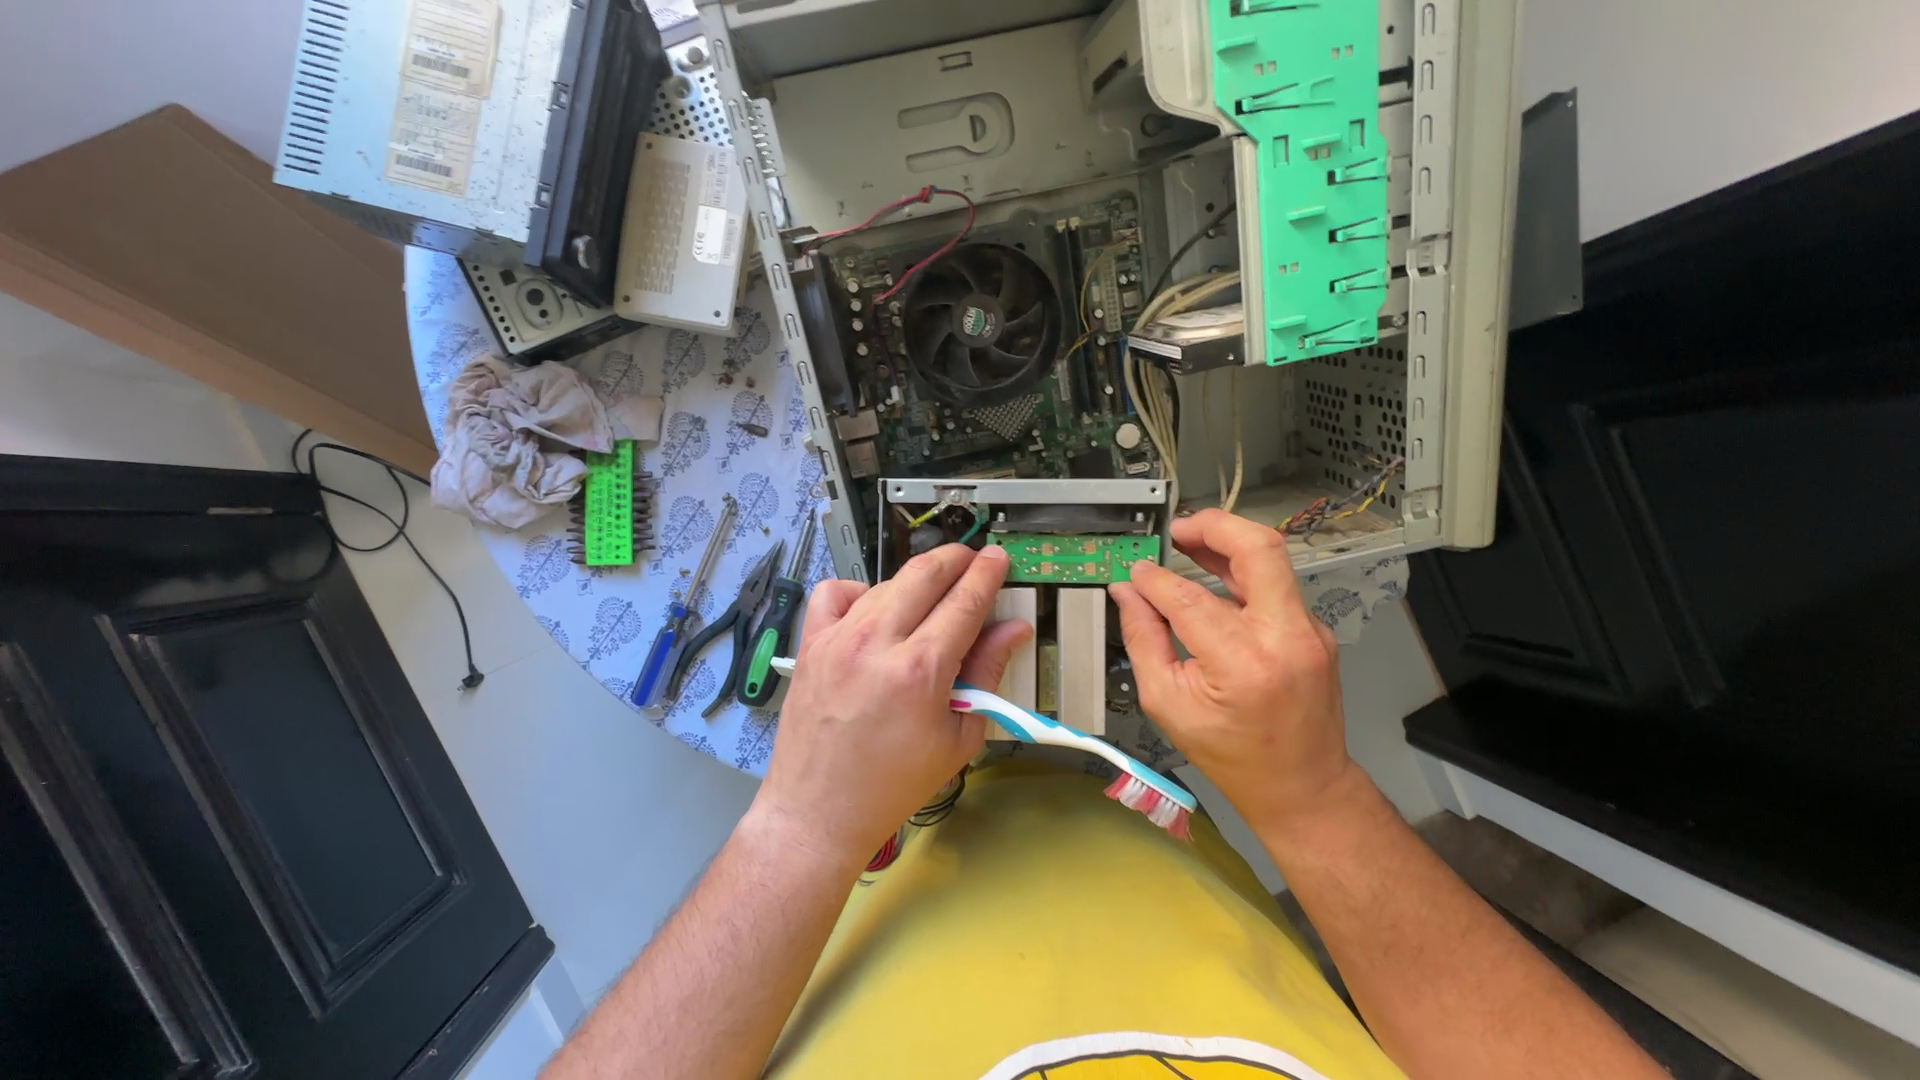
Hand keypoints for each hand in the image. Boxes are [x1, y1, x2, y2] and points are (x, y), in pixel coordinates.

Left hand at [755, 544, 1030, 865]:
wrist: (819, 811)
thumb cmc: (894, 785)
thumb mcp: (959, 738)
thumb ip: (987, 674)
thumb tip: (1013, 630)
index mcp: (920, 670)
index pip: (964, 600)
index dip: (987, 574)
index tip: (998, 557)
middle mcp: (877, 642)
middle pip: (925, 574)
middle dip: (956, 559)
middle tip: (974, 561)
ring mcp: (838, 639)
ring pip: (886, 582)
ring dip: (916, 580)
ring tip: (932, 598)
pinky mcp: (810, 644)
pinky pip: (835, 592)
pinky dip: (860, 591)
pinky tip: (874, 610)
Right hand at [1109, 509, 1355, 830]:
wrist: (1302, 785)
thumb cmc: (1231, 756)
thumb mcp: (1168, 704)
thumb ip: (1144, 640)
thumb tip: (1128, 594)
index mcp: (1243, 663)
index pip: (1189, 597)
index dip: (1153, 580)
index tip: (1134, 573)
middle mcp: (1285, 636)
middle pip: (1258, 547)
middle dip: (1212, 526)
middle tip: (1176, 529)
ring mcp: (1309, 630)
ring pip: (1272, 559)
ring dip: (1228, 544)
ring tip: (1188, 543)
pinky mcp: (1314, 630)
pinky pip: (1275, 586)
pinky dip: (1241, 574)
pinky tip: (1214, 581)